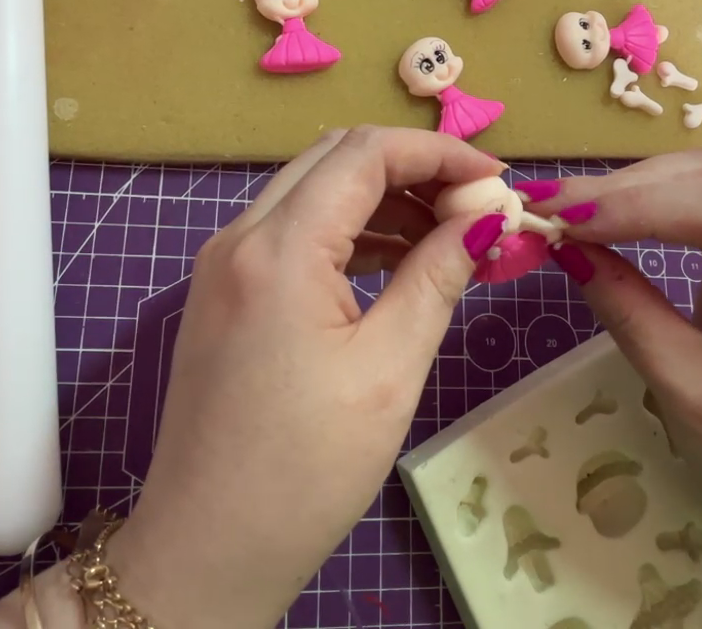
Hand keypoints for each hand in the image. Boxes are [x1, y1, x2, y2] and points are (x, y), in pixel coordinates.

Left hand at [105, 127, 503, 628]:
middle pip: (335, 158)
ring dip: (381, 200)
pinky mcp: (225, 287)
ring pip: (313, 190)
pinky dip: (348, 231)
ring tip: (447, 238)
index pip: (364, 153)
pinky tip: (395, 262)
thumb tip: (485, 219)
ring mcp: (225, 260)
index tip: (495, 181)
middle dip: (411, 169)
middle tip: (473, 208)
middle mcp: (241, 234)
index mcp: (278, 247)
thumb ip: (436, 276)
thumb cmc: (305, 468)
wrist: (206, 547)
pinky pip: (293, 231)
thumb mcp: (388, 369)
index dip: (437, 152)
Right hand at [530, 150, 701, 561]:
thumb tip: (562, 244)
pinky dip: (642, 206)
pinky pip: (700, 209)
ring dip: (627, 191)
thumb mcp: (686, 390)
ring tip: (561, 208)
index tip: (563, 216)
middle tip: (546, 206)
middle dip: (625, 190)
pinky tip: (600, 215)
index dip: (640, 205)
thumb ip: (627, 309)